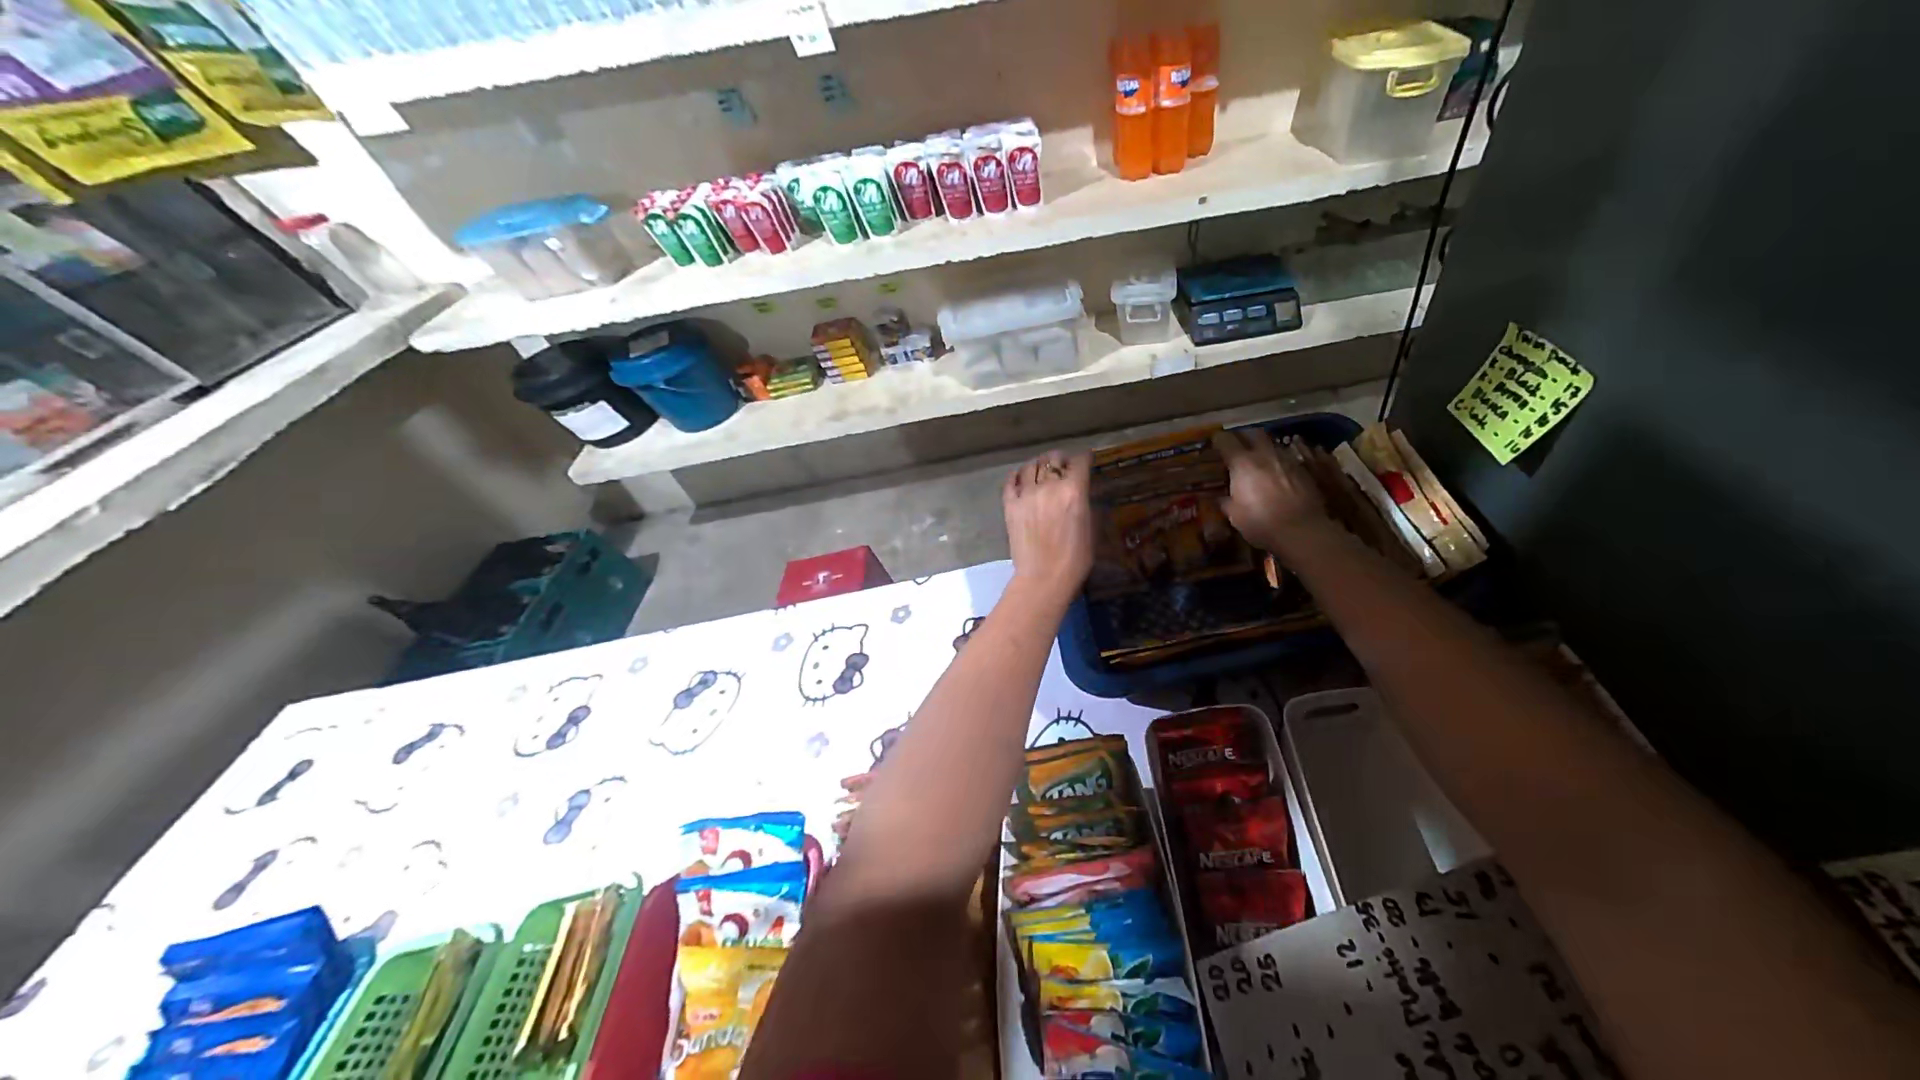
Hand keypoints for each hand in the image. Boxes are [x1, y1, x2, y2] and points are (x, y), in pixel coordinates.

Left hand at [1003, 450, 1093, 600]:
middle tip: (1063, 465)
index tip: (1085, 460)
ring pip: (1031, 466)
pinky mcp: (1009, 505)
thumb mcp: (1090, 527)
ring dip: (1039, 465)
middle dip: (1060, 459)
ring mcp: (1026, 494)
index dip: (1084, 458)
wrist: (1044, 577)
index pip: (1079, 461)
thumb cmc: (1075, 558)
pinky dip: (1016, 475)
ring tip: (1041, 470)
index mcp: (1073, 491)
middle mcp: (1048, 486)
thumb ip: (1084, 503)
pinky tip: (1020, 477)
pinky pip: (1010, 481)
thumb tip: (1081, 492)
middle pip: (1053, 459)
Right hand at [1212, 428, 1328, 552]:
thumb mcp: (1235, 515)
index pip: (1225, 440)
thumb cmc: (1261, 523)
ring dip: (1262, 449)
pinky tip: (1276, 475)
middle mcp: (1264, 455)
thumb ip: (1226, 501)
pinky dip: (1277, 462)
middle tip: (1237, 447)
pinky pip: (1286, 458)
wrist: (1302, 530)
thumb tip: (1221, 498)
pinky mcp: (1303, 469)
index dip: (1218, 440)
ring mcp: (1286, 460)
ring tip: (1258, 462)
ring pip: (1271, 444)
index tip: (1214, 445)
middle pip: (1252, 433)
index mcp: (1242, 463)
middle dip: (1243, 437)